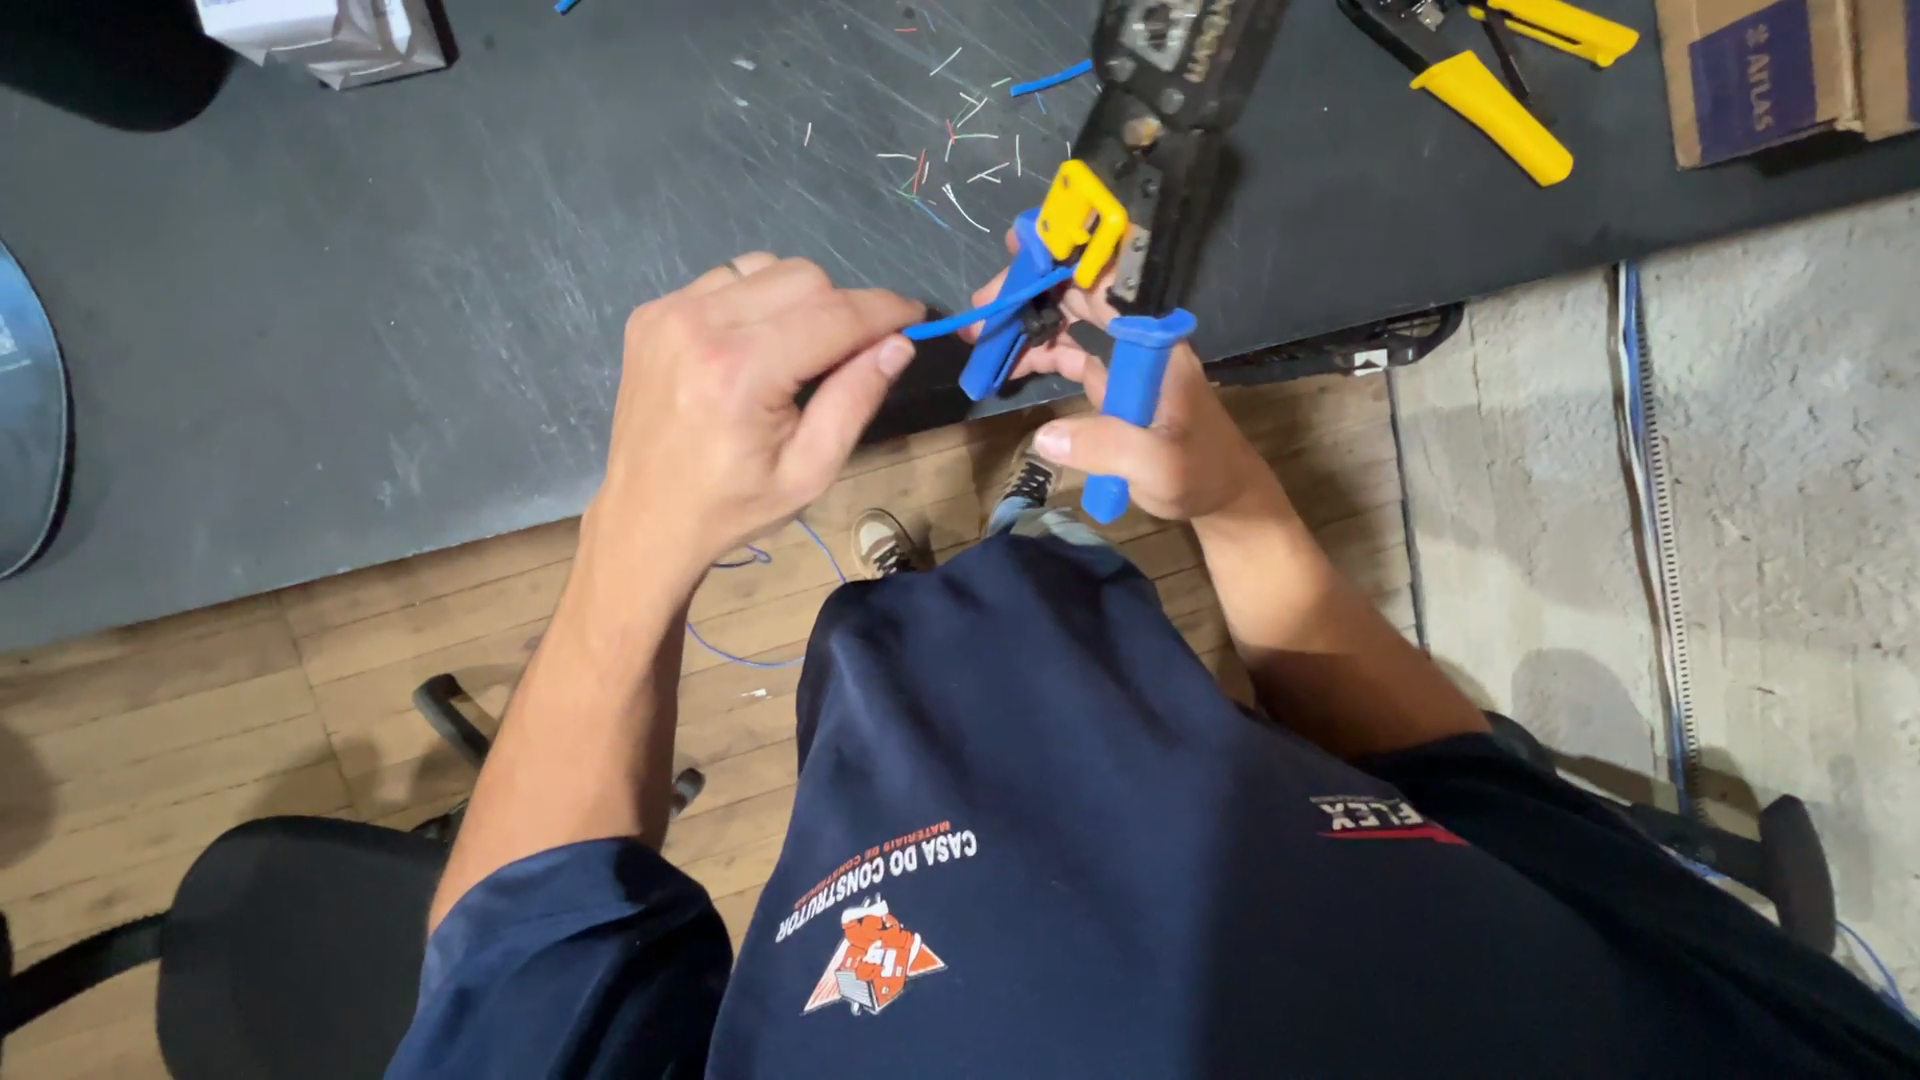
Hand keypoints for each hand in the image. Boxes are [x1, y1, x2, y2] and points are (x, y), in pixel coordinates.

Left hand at [583, 253, 923, 589]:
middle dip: (843, 307)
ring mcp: (669, 312)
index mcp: (741, 372)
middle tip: (855, 351)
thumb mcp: (810, 471)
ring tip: (802, 350)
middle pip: (804, 277)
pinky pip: (727, 279)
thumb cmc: (734, 505)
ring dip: (801, 300)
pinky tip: (757, 345)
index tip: (916, 315)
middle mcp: (700, 324)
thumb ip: (855, 400)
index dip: (884, 310)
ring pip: (767, 268)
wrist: (646, 517)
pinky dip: (758, 301)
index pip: (834, 314)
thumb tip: (898, 344)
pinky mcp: (652, 312)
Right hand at [962, 234, 1285, 522]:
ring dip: (1030, 323)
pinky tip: (1012, 363)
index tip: (1024, 245)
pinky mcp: (1115, 382)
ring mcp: (1126, 359)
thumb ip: (1107, 447)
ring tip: (983, 336)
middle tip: (981, 306)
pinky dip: (1041, 352)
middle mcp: (1138, 339)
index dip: (1068, 258)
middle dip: (1031, 292)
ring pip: (1072, 321)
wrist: (1220, 493)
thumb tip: (1045, 436)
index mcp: (1152, 342)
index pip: (1109, 282)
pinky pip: (1072, 353)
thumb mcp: (1157, 466)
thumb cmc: (1199, 474)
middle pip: (1082, 293)